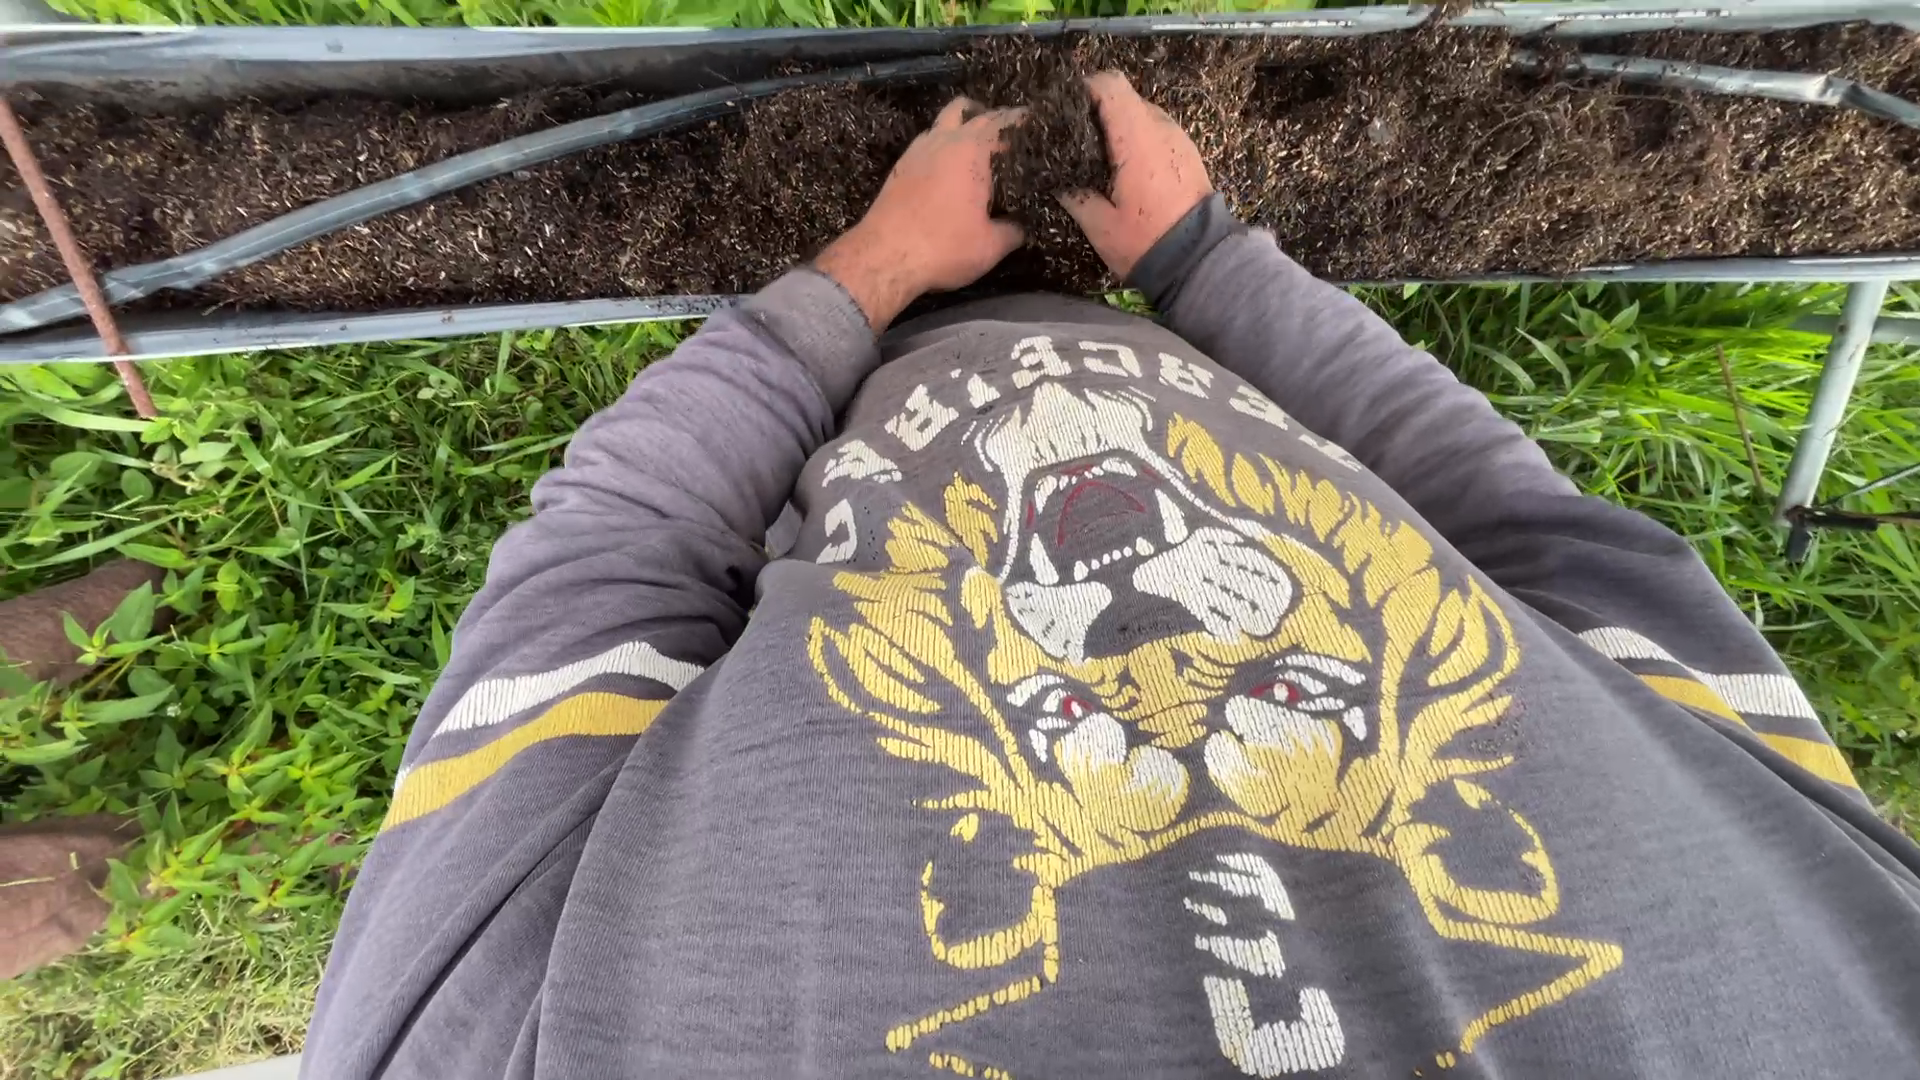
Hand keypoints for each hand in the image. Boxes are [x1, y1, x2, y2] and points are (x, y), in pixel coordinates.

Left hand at [815, 98, 1025, 330]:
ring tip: (976, 151)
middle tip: (1006, 138)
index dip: (1022, 122)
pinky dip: (941, 147)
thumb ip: (1013, 231)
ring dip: (960, 127)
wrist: (884, 258)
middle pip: (968, 110)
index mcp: (972, 149)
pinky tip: (948, 171)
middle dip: (990, 118)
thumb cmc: (943, 249)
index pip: (1003, 121)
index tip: (1036, 127)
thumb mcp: (990, 247)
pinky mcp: (900, 168)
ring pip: (942, 122)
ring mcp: (917, 150)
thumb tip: (1023, 226)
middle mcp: (943, 139)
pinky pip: (926, 144)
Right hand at [1060, 72, 1213, 280]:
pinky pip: (1156, 133)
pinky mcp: (1186, 153)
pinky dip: (1136, 142)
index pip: (1110, 85)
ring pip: (1140, 115)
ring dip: (1117, 129)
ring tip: (1098, 161)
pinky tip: (1124, 172)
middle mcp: (1160, 127)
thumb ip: (1074, 193)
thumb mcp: (1099, 225)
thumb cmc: (1143, 241)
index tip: (1065, 112)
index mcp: (1135, 137)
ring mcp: (1177, 138)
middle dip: (1097, 113)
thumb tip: (1055, 175)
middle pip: (1124, 98)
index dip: (1084, 89)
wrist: (1197, 259)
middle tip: (1074, 142)